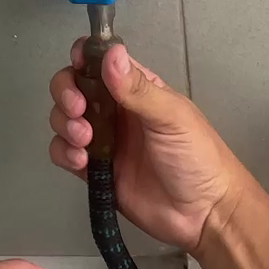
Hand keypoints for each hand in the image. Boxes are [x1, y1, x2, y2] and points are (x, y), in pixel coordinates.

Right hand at [48, 40, 248, 252]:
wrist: (205, 215)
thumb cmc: (197, 156)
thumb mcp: (171, 116)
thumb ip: (138, 88)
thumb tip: (112, 53)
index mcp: (135, 87)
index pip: (100, 59)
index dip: (82, 55)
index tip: (78, 64)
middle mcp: (115, 109)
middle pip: (73, 85)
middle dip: (66, 91)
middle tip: (78, 108)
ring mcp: (103, 139)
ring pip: (64, 118)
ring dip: (65, 124)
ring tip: (85, 140)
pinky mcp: (95, 170)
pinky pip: (64, 153)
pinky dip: (64, 153)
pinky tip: (81, 162)